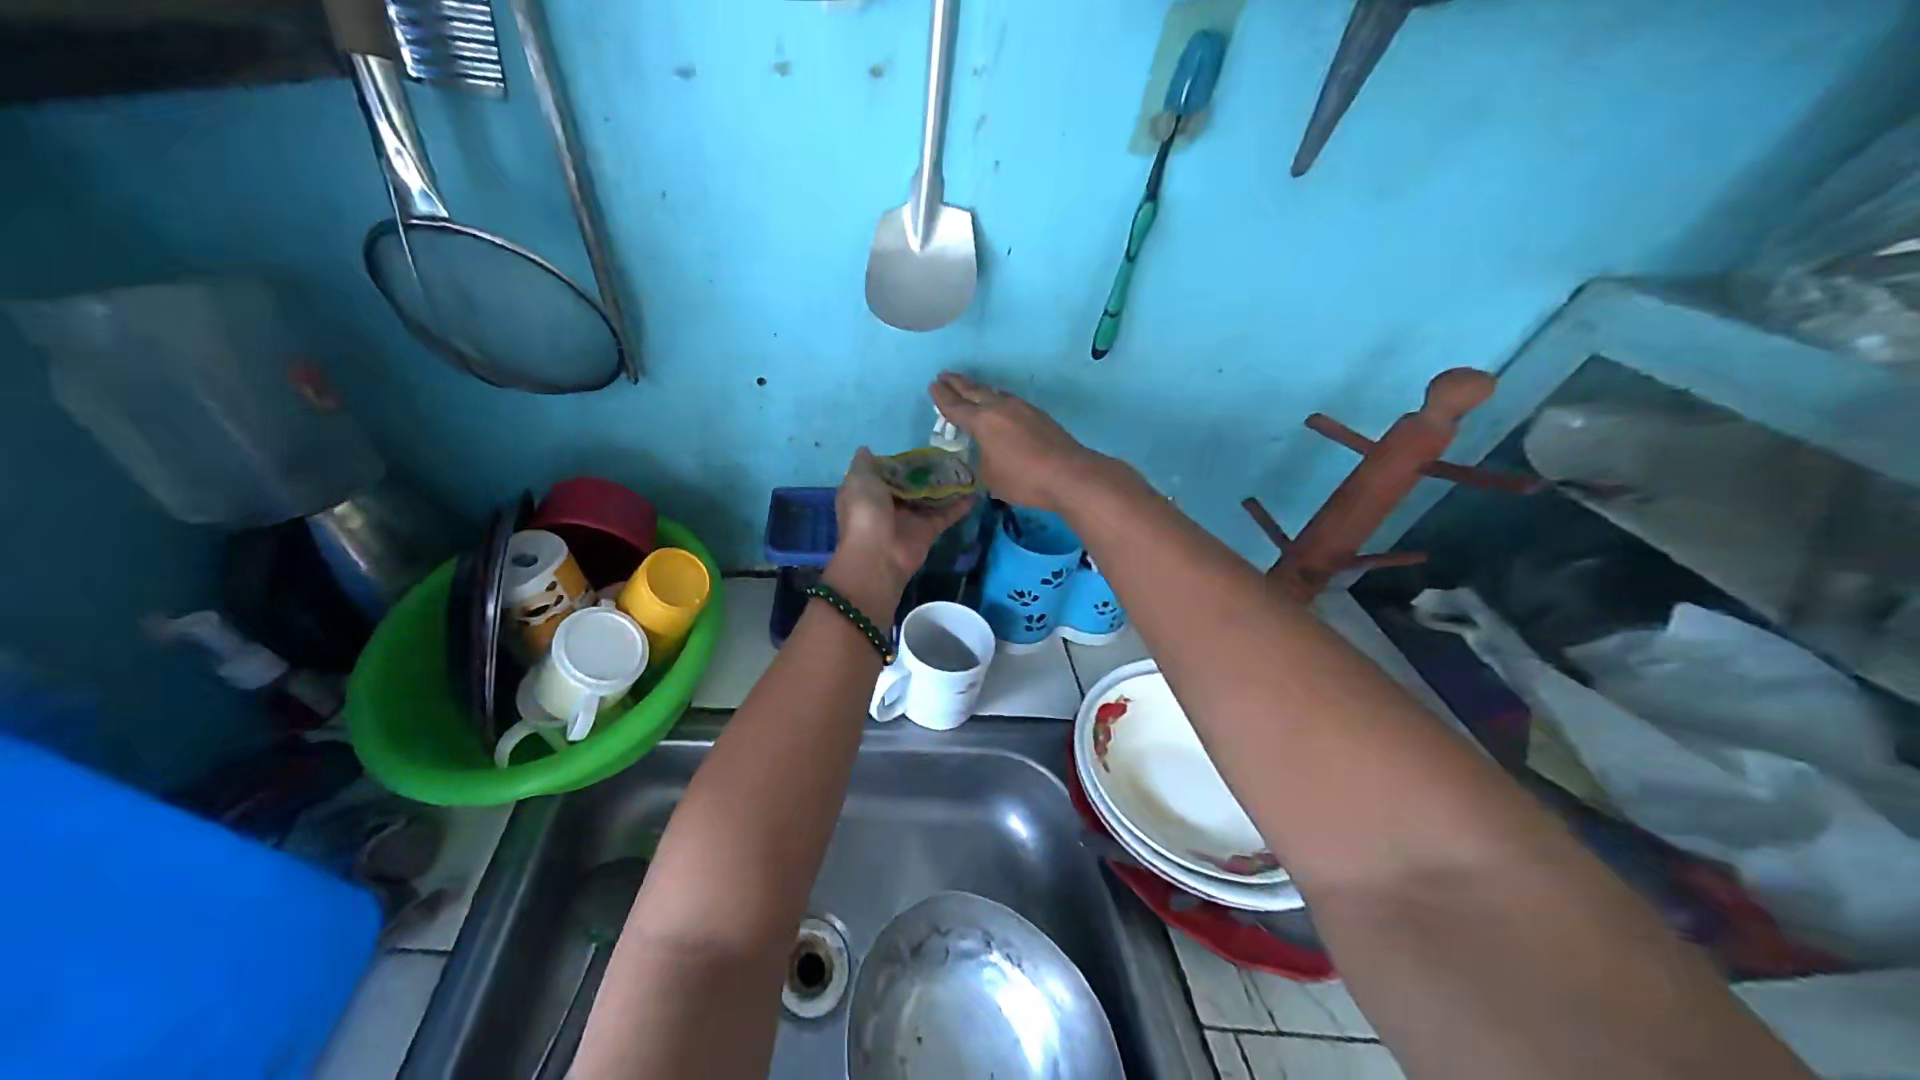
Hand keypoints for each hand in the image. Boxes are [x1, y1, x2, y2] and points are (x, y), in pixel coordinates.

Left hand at [831, 448, 974, 600]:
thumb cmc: (865, 512)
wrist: (877, 554)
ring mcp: (910, 518)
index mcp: (870, 492)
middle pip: (911, 484)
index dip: (899, 462)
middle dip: (927, 471)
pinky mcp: (928, 530)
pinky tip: (976, 491)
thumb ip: (864, 464)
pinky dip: (960, 505)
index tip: (916, 450)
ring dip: (946, 485)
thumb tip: (865, 449)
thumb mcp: (859, 480)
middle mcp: (889, 504)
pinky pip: (946, 514)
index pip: (885, 473)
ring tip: (966, 467)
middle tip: (948, 454)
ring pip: (931, 498)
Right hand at [929, 372, 1114, 513]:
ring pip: (994, 393)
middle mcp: (1000, 407)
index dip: (942, 397)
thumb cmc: (1023, 479)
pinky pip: (1009, 401)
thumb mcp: (989, 477)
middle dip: (957, 384)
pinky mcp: (1038, 415)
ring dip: (978, 389)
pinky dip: (996, 399)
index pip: (955, 407)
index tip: (933, 386)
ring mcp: (1022, 408)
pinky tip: (998, 404)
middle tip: (944, 375)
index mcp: (982, 421)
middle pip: (974, 391)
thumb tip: (985, 453)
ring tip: (969, 387)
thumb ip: (980, 461)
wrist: (1069, 474)